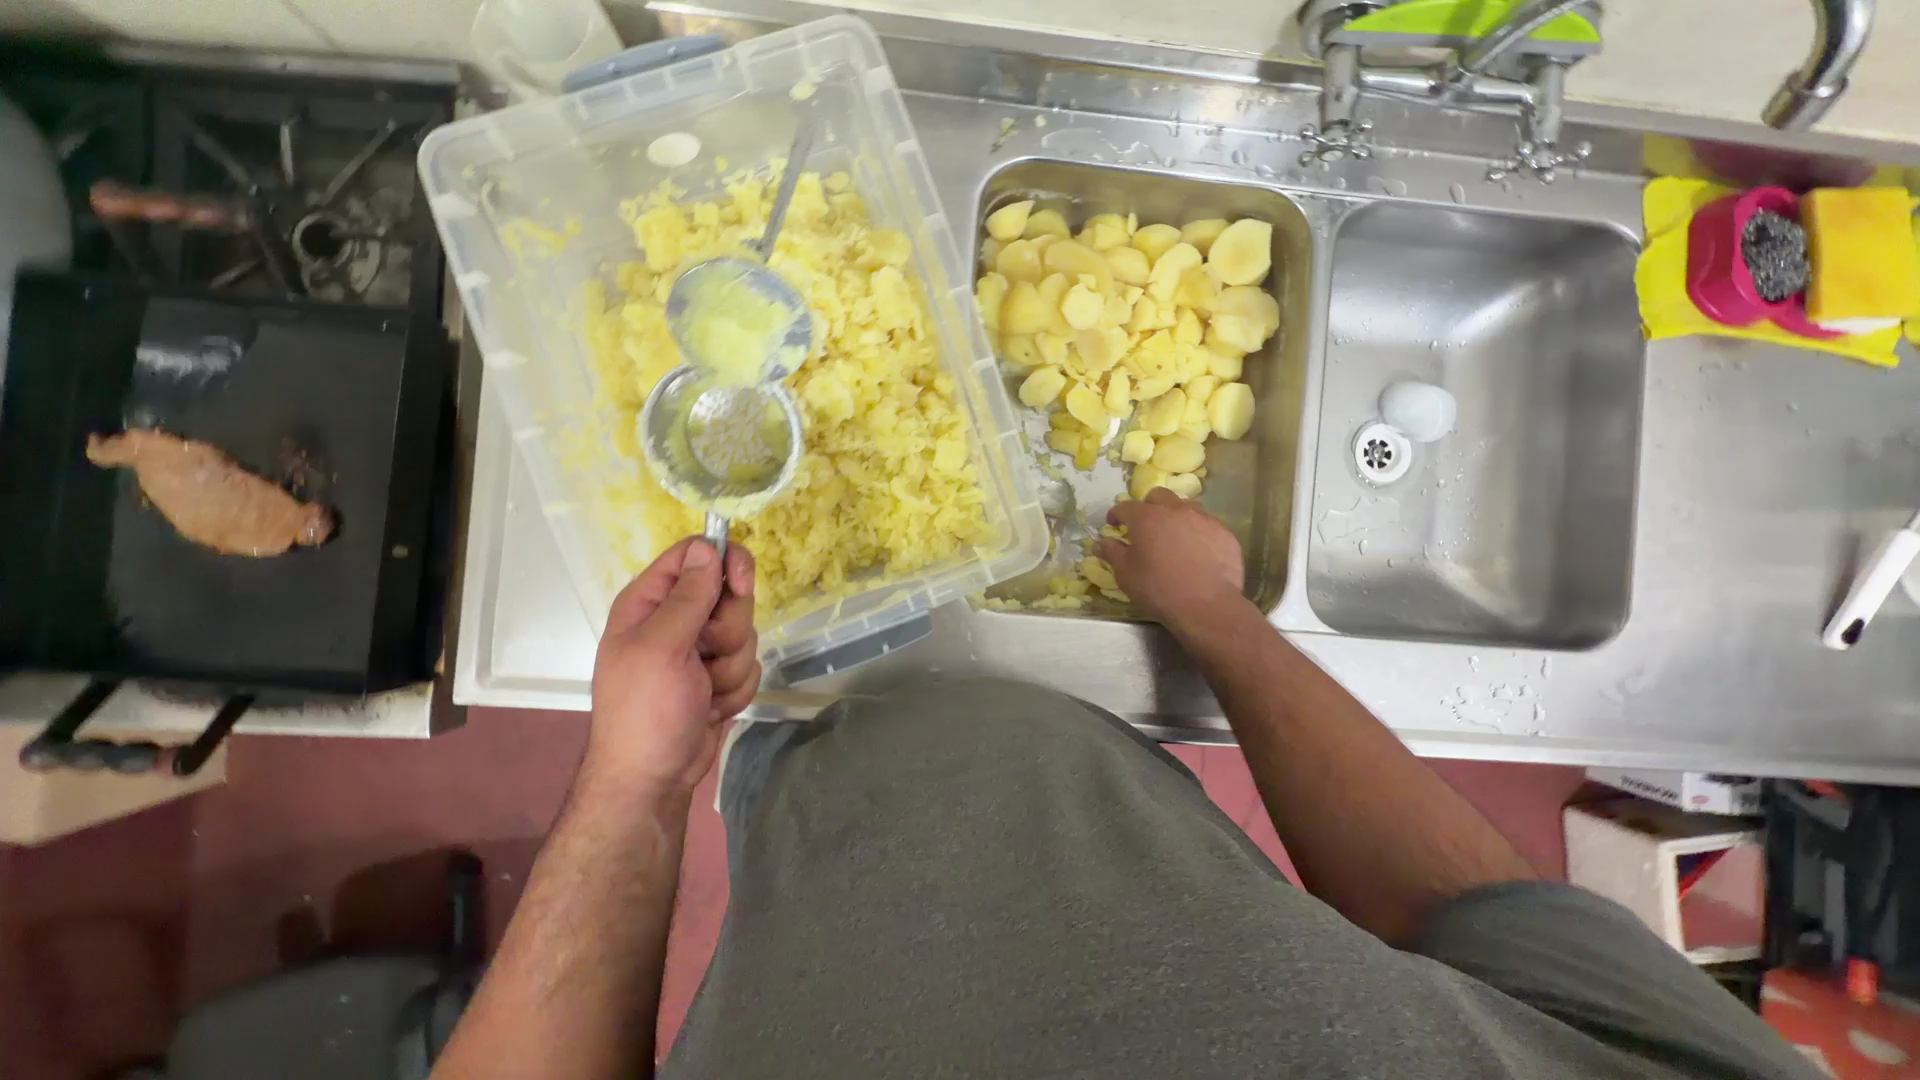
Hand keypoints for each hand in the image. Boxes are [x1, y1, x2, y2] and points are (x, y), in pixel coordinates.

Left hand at [587, 537, 760, 795]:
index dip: (724, 564)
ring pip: (745, 633)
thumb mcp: (662, 647)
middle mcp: (675, 619)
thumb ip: (688, 596)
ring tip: (702, 692)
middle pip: (730, 595)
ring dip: (730, 667)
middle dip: (728, 630)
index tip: (741, 584)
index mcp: (649, 602)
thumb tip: (706, 544)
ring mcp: (699, 650)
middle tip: (705, 654)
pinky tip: (710, 707)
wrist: (654, 778)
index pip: (695, 556)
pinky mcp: (719, 676)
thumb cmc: (645, 711)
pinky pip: (749, 665)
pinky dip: (734, 689)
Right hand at [1095, 488, 1245, 632]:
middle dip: (1148, 507)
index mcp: (1146, 518)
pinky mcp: (1224, 533)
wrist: (1206, 605)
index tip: (1113, 524)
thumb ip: (1112, 553)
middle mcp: (1175, 510)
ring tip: (1173, 537)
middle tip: (1145, 526)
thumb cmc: (1158, 589)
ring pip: (1186, 507)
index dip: (1116, 514)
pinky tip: (1197, 552)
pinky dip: (1197, 532)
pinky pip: (1206, 525)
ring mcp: (1203, 519)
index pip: (1125, 506)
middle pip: (1158, 496)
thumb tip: (1100, 543)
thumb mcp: (1126, 574)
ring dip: (1175, 516)